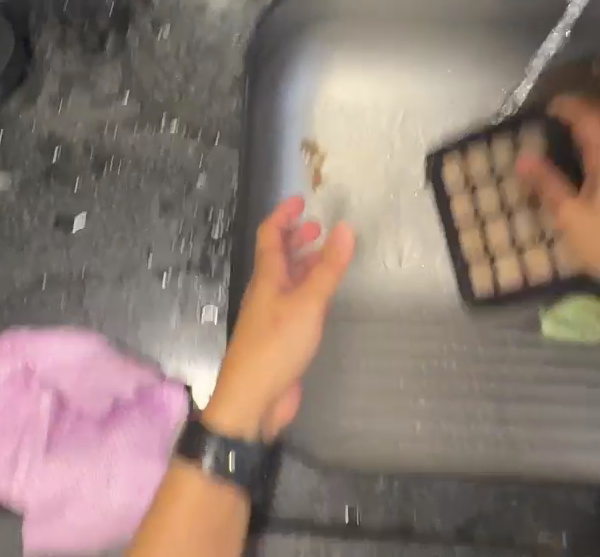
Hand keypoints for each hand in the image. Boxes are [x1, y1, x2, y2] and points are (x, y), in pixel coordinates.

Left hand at [205, 196, 354, 441]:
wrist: (253, 400)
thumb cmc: (276, 345)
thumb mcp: (307, 303)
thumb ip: (328, 268)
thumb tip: (345, 227)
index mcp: (267, 276)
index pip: (270, 234)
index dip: (283, 215)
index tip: (301, 200)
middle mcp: (267, 290)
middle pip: (277, 254)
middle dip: (295, 237)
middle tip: (318, 227)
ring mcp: (273, 314)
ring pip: (287, 278)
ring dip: (303, 262)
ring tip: (326, 255)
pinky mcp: (282, 336)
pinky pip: (295, 301)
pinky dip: (309, 288)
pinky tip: (323, 295)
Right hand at [516, 95, 599, 310]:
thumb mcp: (571, 218)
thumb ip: (547, 184)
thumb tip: (522, 158)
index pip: (589, 119)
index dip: (569, 106)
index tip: (549, 104)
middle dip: (580, 125)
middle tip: (555, 127)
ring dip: (593, 145)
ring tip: (569, 153)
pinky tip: (593, 183)